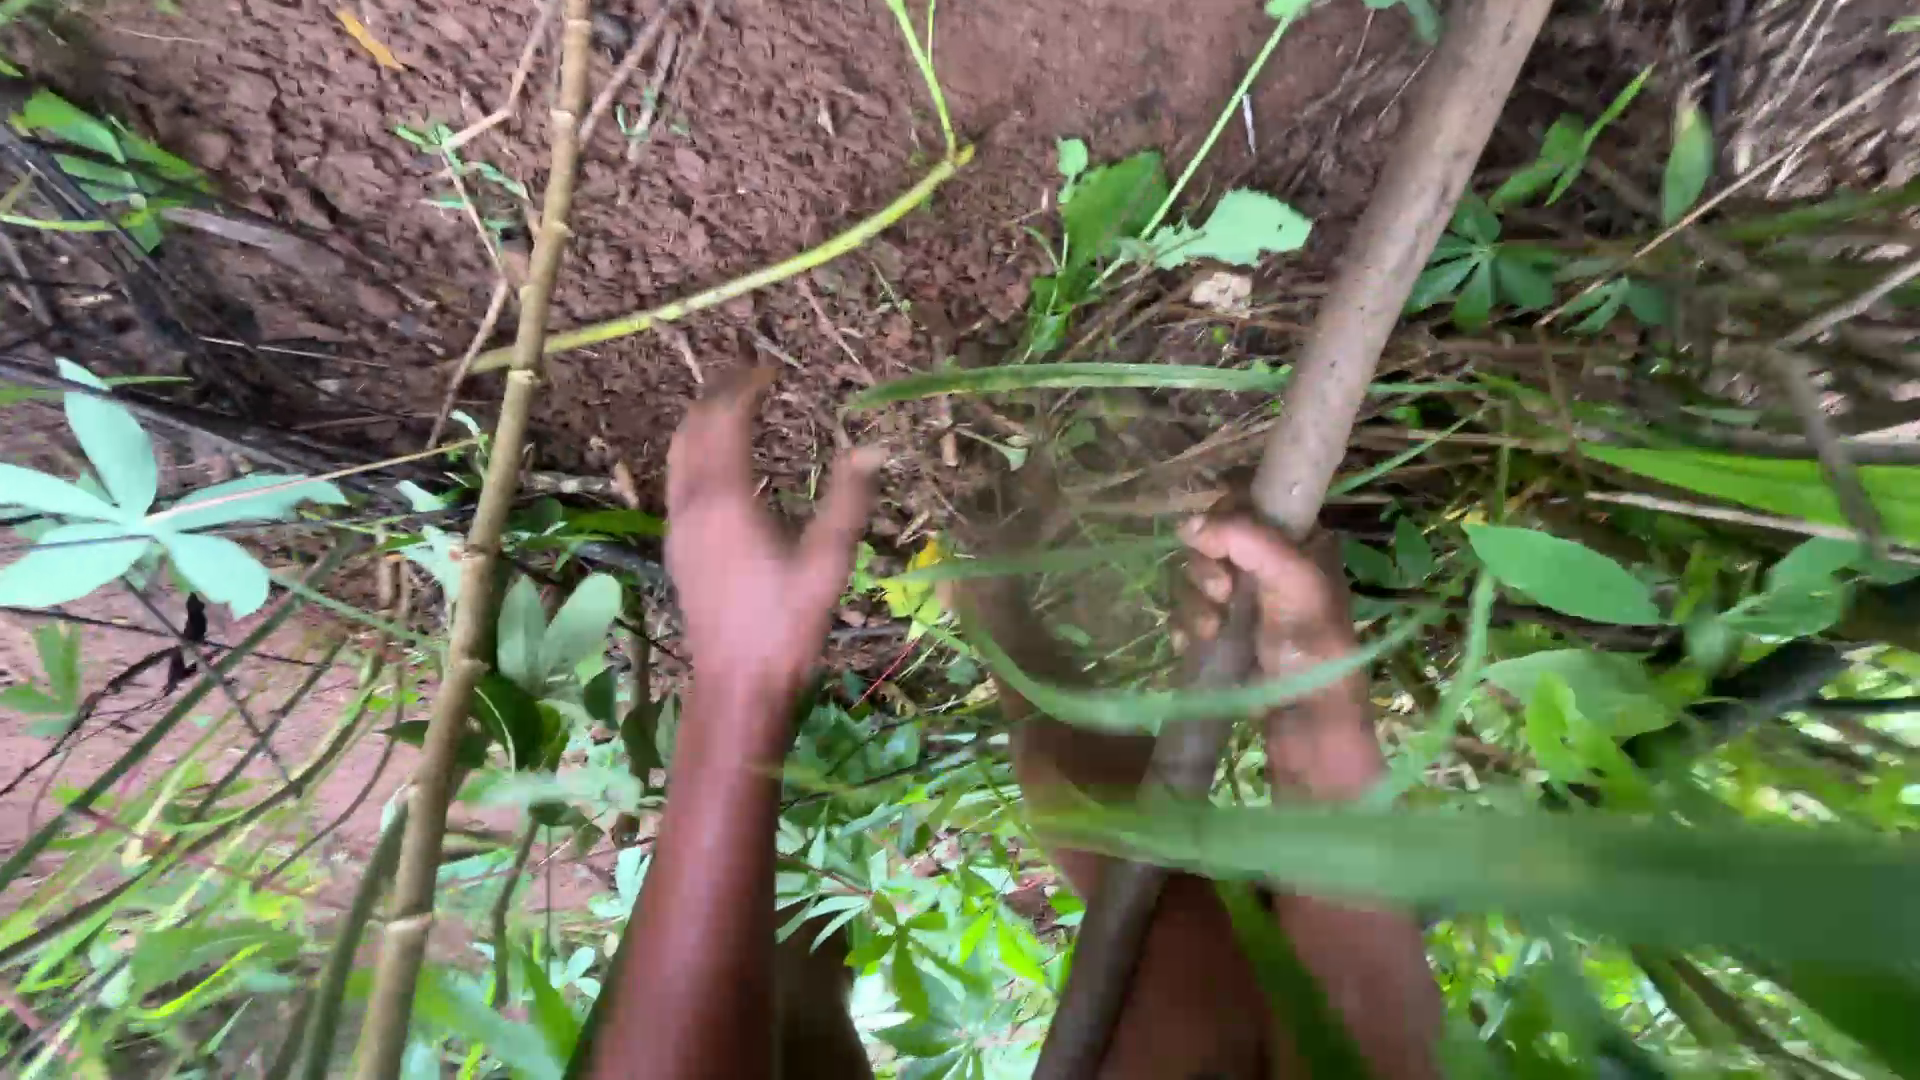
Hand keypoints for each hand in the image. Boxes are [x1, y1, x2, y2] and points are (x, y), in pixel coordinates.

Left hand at [665, 368, 880, 705]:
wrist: (739, 680)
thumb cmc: (787, 622)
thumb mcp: (829, 561)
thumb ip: (850, 500)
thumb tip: (871, 448)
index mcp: (726, 500)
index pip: (724, 420)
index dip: (745, 386)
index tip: (771, 369)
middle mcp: (692, 503)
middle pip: (692, 427)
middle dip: (717, 392)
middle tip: (748, 373)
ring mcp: (678, 525)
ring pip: (677, 452)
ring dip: (701, 420)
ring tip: (732, 404)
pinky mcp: (677, 545)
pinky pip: (678, 478)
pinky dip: (696, 451)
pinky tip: (721, 462)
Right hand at [1175, 514, 1355, 672]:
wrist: (1304, 717)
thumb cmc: (1312, 644)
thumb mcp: (1294, 580)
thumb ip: (1247, 541)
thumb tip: (1188, 524)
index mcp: (1294, 540)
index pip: (1244, 501)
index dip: (1222, 517)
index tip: (1217, 544)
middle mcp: (1263, 562)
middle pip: (1208, 540)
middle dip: (1206, 570)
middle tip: (1222, 594)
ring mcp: (1237, 597)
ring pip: (1190, 576)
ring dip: (1194, 603)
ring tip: (1211, 630)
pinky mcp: (1215, 627)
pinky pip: (1181, 610)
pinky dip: (1183, 625)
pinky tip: (1195, 643)